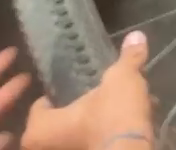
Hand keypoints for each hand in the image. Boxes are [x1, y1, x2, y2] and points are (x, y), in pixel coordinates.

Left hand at [21, 31, 154, 149]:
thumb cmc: (111, 115)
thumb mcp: (122, 76)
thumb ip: (128, 57)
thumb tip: (135, 35)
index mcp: (40, 129)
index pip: (39, 107)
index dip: (56, 94)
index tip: (72, 85)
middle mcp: (45, 149)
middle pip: (59, 122)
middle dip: (79, 110)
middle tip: (98, 93)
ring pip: (80, 134)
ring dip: (97, 122)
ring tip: (123, 104)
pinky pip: (97, 143)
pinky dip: (109, 134)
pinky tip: (132, 120)